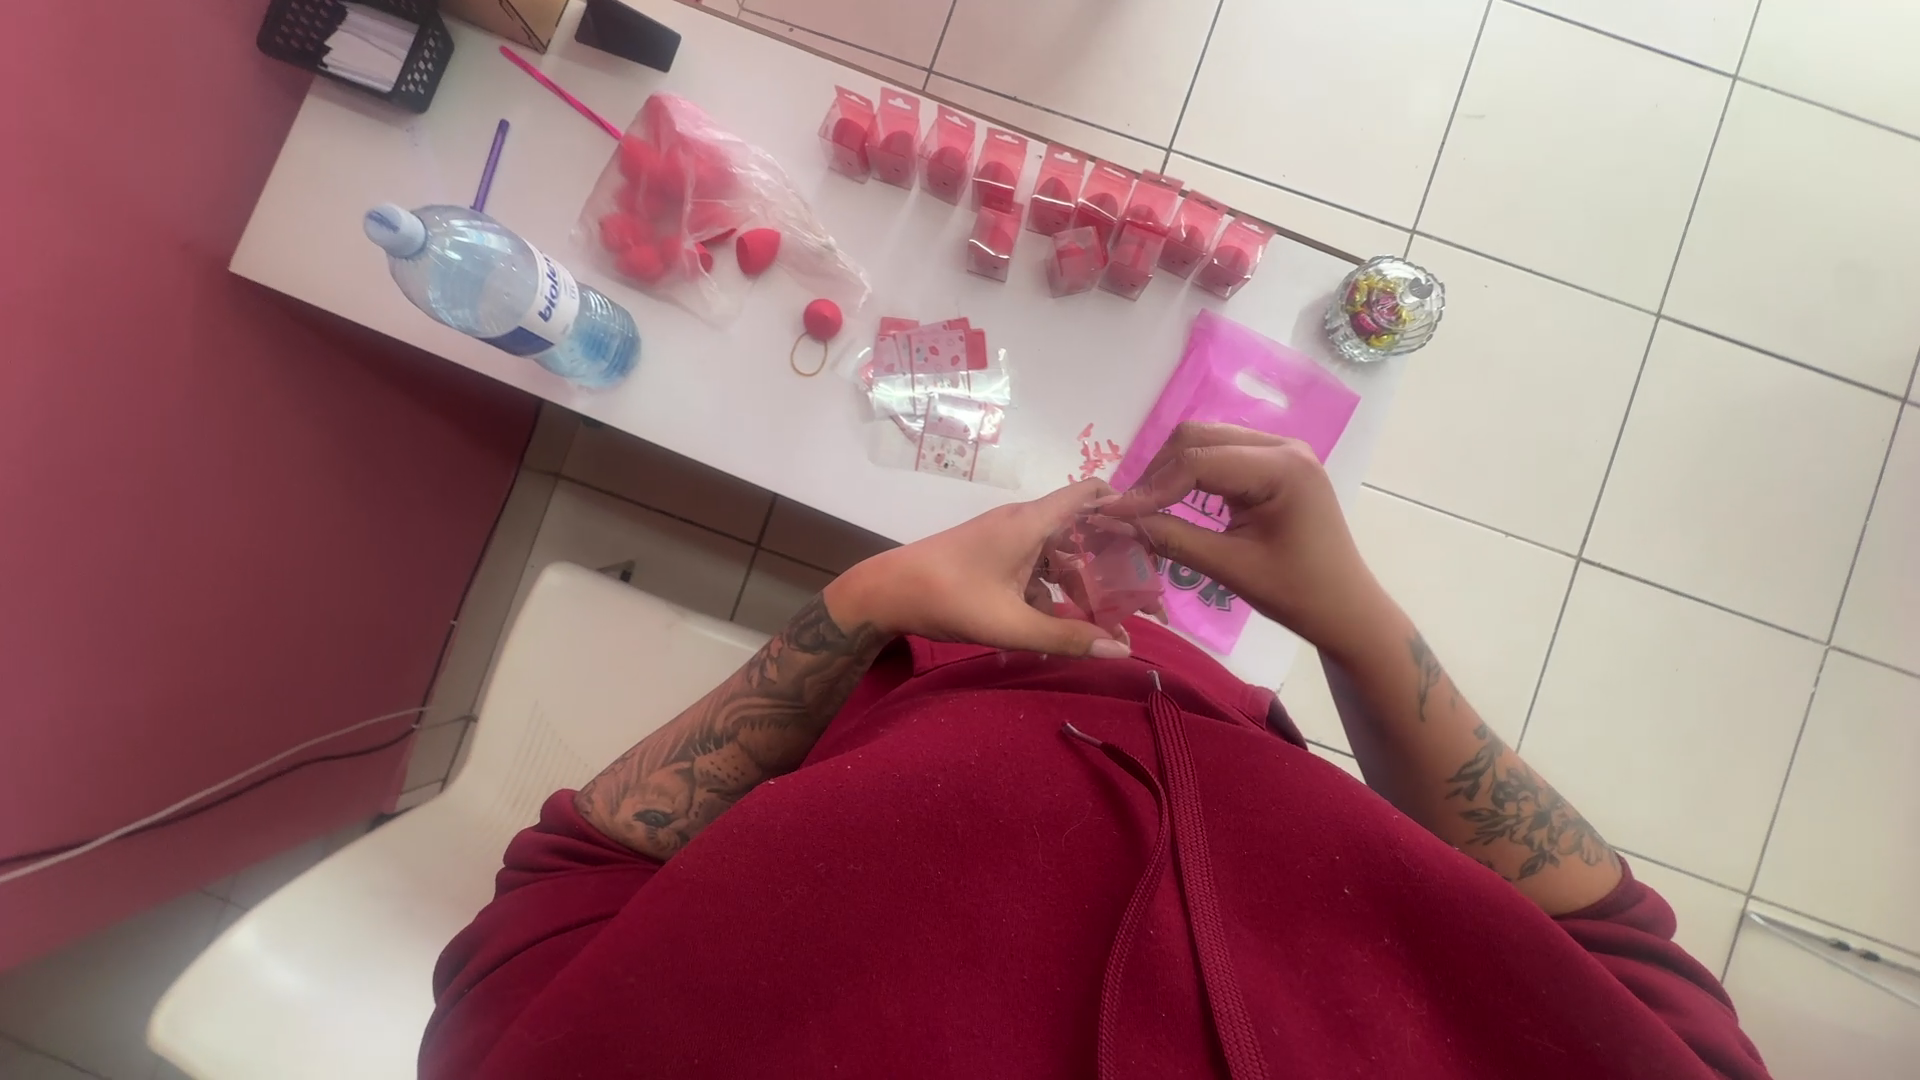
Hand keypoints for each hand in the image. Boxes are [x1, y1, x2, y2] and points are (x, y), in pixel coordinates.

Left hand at [824, 479, 1133, 658]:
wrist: (885, 593)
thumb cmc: (950, 598)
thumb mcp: (1011, 625)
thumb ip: (1067, 637)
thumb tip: (1122, 650)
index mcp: (1032, 522)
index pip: (1089, 493)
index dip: (1123, 507)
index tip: (1151, 537)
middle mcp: (1022, 523)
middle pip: (1078, 532)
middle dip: (1107, 564)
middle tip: (1136, 596)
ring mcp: (1004, 539)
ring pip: (1055, 555)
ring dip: (1076, 585)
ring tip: (1100, 623)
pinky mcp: (990, 555)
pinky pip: (1031, 567)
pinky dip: (1047, 591)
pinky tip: (1053, 626)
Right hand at [1103, 423, 1392, 659]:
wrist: (1345, 609)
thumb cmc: (1295, 593)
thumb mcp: (1229, 567)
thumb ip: (1171, 538)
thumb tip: (1113, 522)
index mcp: (1282, 467)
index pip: (1197, 461)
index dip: (1149, 487)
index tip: (1112, 513)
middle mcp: (1282, 446)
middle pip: (1198, 437)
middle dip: (1156, 471)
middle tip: (1127, 510)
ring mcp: (1279, 451)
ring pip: (1204, 440)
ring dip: (1169, 469)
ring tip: (1143, 505)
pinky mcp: (1272, 464)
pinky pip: (1219, 454)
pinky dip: (1189, 473)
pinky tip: (1172, 498)